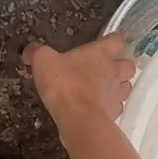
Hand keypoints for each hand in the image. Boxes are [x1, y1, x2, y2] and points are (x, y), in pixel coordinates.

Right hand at [23, 32, 137, 128]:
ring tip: (104, 87)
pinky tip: (99, 107)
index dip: (113, 40)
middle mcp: (113, 71)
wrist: (78, 118)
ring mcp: (116, 93)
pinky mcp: (114, 113)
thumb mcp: (43, 61)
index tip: (109, 41)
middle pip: (128, 64)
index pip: (116, 40)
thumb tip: (29, 50)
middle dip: (121, 65)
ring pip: (126, 85)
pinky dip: (111, 105)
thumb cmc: (64, 84)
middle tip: (107, 67)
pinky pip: (118, 106)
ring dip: (118, 85)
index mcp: (100, 53)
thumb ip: (37, 53)